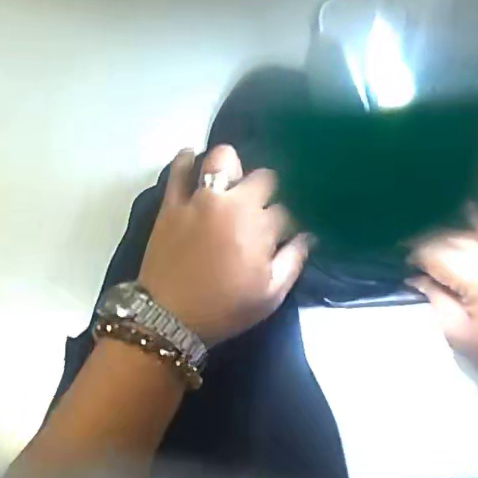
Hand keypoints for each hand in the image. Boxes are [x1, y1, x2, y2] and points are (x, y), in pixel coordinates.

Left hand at [138, 146, 310, 346]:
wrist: (168, 319)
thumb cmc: (225, 309)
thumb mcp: (271, 294)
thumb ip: (294, 260)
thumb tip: (310, 236)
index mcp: (262, 226)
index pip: (288, 209)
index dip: (291, 221)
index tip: (286, 233)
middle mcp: (235, 204)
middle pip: (265, 177)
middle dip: (271, 191)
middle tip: (263, 209)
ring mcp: (201, 199)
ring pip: (224, 159)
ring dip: (234, 166)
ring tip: (233, 182)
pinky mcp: (173, 203)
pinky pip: (179, 170)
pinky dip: (187, 161)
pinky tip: (194, 161)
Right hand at [408, 215, 477, 413]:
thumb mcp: (463, 336)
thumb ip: (437, 299)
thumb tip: (417, 277)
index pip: (433, 250)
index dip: (410, 252)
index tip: (392, 256)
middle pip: (451, 235)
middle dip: (425, 240)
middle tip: (403, 250)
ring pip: (472, 231)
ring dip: (447, 234)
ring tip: (425, 239)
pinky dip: (474, 228)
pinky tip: (461, 216)